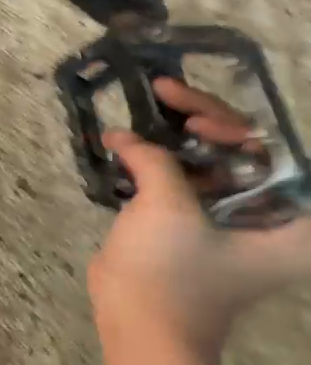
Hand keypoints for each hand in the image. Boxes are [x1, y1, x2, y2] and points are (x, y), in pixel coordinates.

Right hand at [88, 78, 310, 362]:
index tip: (190, 113)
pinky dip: (155, 158)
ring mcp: (228, 223)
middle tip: (163, 94)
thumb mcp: (169, 210)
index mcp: (292, 228)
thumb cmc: (173, 270)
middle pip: (247, 155)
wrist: (142, 319)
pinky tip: (121, 145)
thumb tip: (126, 136)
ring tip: (137, 115)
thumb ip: (156, 163)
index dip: (240, 128)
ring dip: (174, 137)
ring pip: (210, 163)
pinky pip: (182, 179)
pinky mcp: (191, 225)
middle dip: (206, 121)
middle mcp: (270, 222)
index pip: (281, 159)